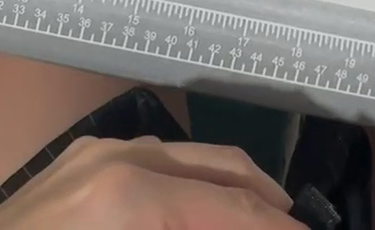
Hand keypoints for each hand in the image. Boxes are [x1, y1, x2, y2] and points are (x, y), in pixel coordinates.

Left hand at [0, 136, 304, 228]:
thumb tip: (242, 227)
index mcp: (131, 198)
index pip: (232, 211)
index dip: (278, 229)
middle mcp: (119, 158)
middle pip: (222, 171)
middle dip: (266, 203)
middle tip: (297, 226)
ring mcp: (95, 152)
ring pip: (190, 157)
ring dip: (232, 189)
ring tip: (262, 216)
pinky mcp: (77, 160)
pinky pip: (153, 159)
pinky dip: (190, 181)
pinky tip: (200, 204)